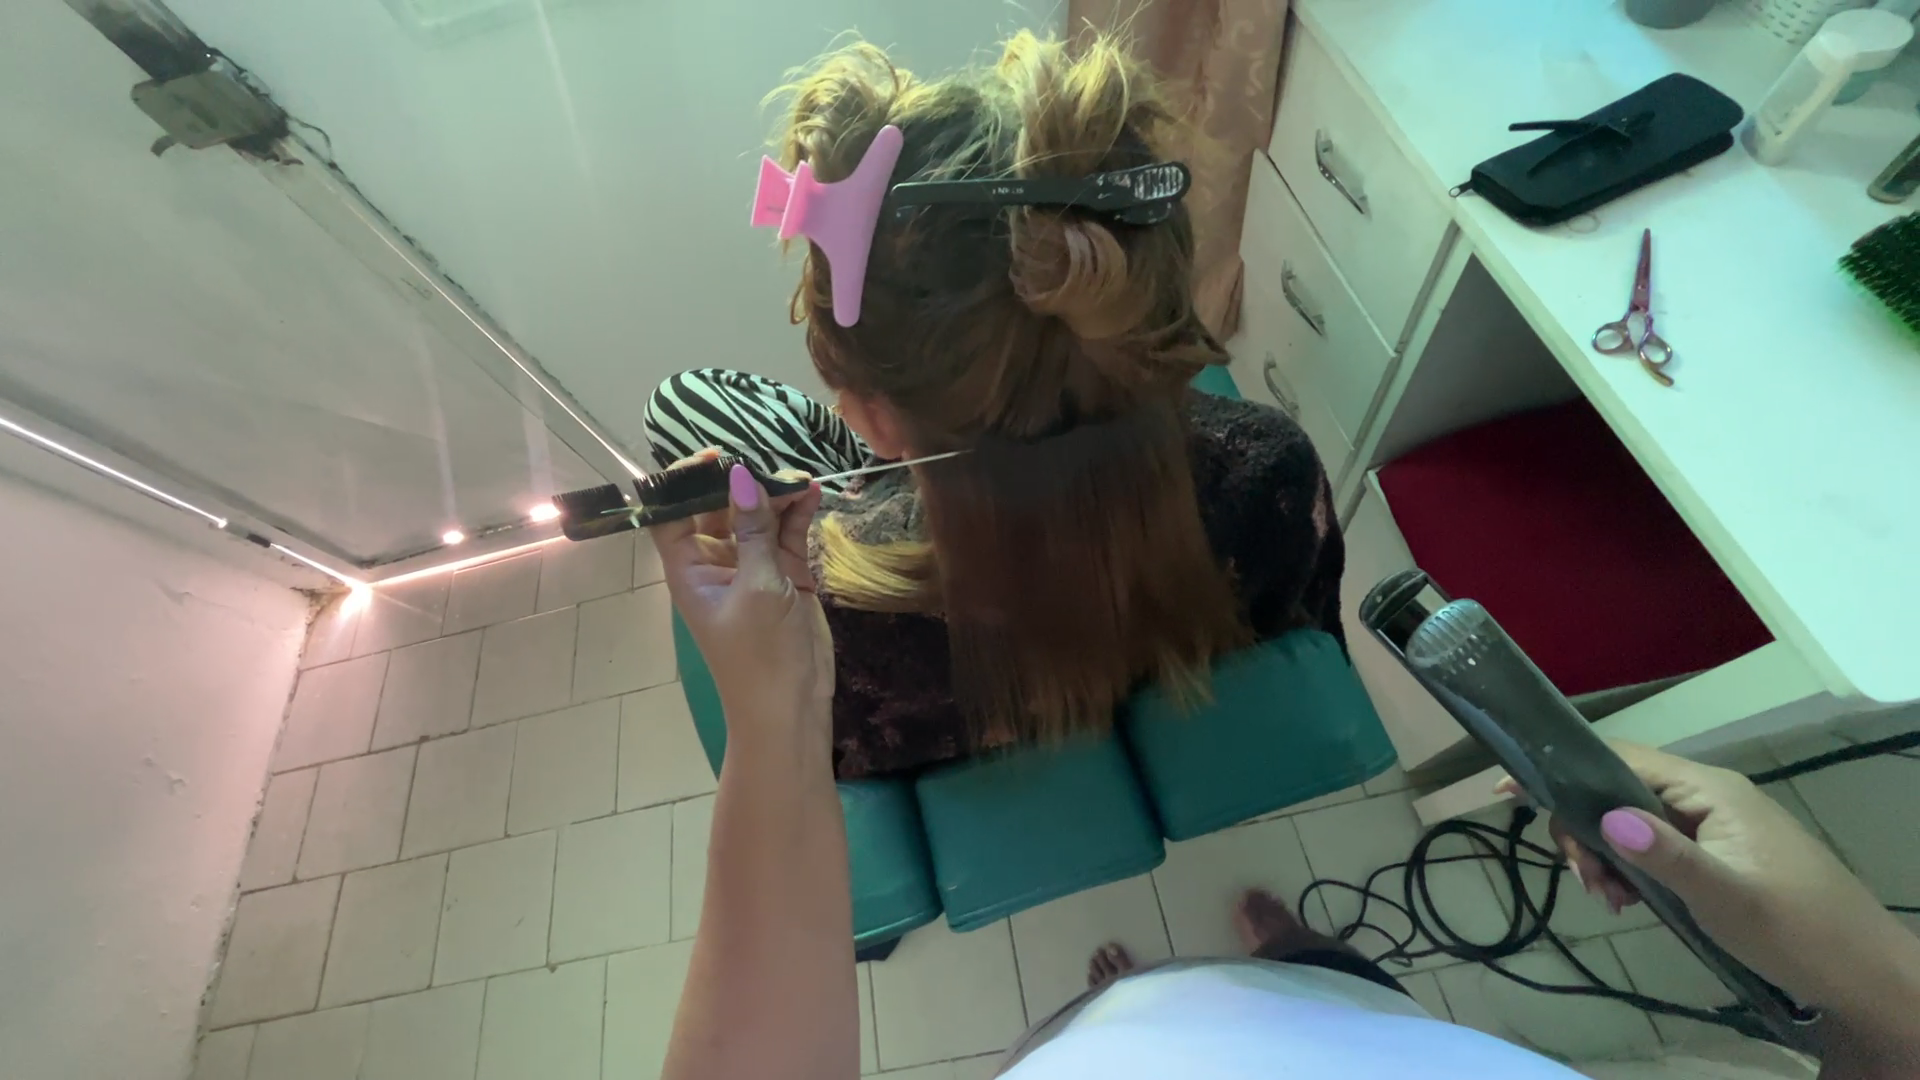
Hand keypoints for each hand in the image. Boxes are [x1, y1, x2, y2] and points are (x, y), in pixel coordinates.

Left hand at [648, 455, 831, 740]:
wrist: (793, 705)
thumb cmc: (760, 654)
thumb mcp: (757, 588)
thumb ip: (754, 530)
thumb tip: (742, 475)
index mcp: (691, 569)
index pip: (675, 515)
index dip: (686, 482)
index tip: (716, 456)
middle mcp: (718, 562)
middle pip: (721, 509)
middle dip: (743, 484)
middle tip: (771, 462)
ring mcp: (754, 567)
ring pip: (759, 517)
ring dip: (777, 496)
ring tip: (800, 478)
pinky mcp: (785, 574)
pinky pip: (787, 534)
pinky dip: (799, 515)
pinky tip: (813, 494)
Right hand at [1504, 743, 1916, 1017]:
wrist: (1880, 988)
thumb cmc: (1803, 934)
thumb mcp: (1728, 898)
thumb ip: (1667, 856)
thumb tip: (1605, 817)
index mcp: (1709, 789)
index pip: (1615, 757)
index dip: (1560, 771)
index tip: (1509, 792)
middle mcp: (1705, 795)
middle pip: (1612, 791)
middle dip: (1584, 832)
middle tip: (1584, 880)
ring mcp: (1710, 823)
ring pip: (1625, 820)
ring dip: (1603, 855)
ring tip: (1610, 899)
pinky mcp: (1713, 850)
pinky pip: (1648, 843)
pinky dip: (1627, 867)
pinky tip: (1629, 899)